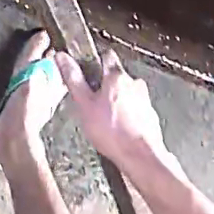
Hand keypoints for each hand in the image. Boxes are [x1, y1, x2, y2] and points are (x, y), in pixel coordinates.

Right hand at [54, 49, 172, 174]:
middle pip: (116, 76)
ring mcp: (145, 100)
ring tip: (104, 119)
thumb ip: (73, 79)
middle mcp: (134, 83)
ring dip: (117, 101)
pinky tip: (118, 129)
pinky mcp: (150, 115)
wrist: (140, 156)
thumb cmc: (112, 131)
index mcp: (116, 76)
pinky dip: (127, 115)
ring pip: (126, 93)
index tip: (88, 69)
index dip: (96, 60)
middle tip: (92, 102)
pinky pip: (135, 109)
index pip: (107, 56)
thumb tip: (62, 58)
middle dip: (105, 86)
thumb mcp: (84, 104)